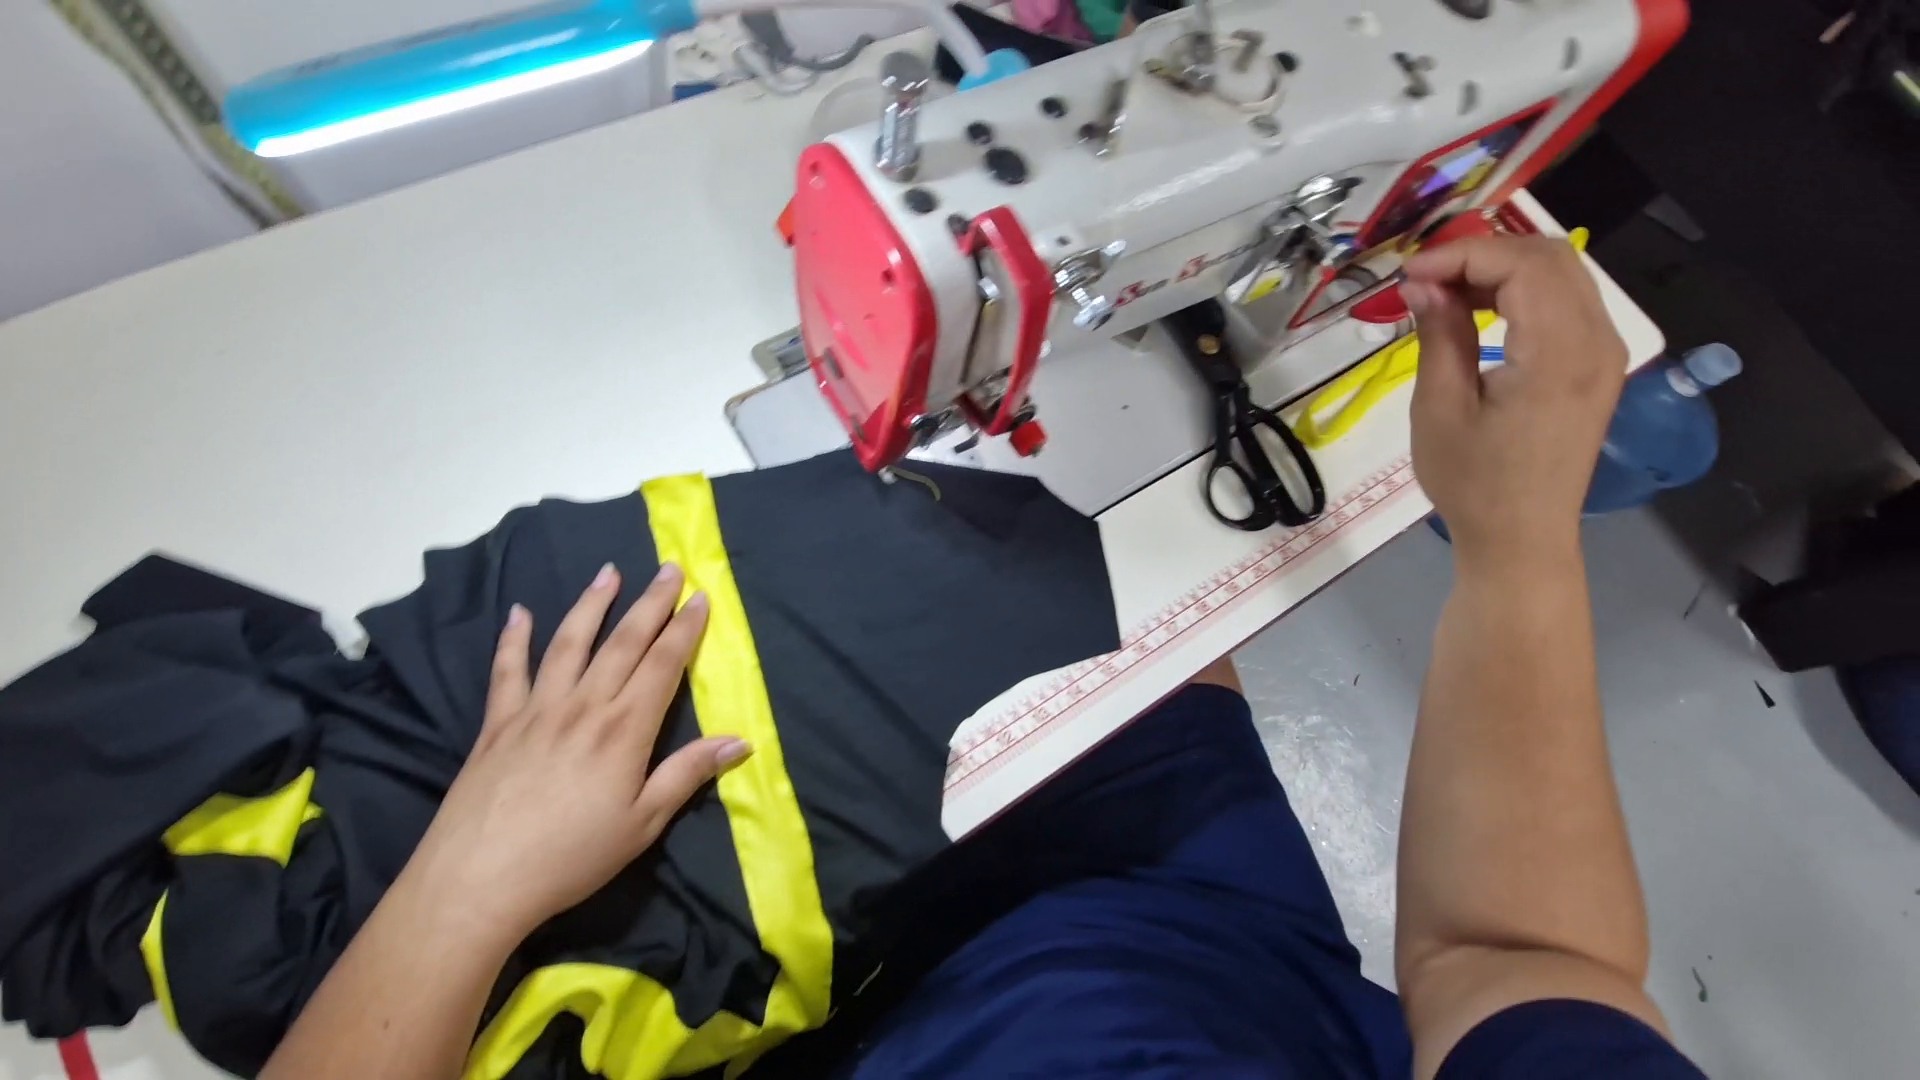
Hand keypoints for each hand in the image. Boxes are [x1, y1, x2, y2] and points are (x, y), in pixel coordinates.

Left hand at [400, 562, 748, 941]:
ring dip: (592, 605)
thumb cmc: (571, 857)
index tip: (701, 596)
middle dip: (650, 602)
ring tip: (610, 572)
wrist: (476, 883)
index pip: (663, 664)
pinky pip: (507, 671)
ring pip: (570, 643)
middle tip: (669, 567)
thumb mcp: (643, 823)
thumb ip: (688, 774)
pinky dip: (514, 639)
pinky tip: (520, 613)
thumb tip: (741, 741)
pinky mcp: (497, 724)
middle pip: (623, 642)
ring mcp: (536, 710)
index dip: (685, 628)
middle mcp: (584, 706)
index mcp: (625, 729)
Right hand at [1402, 236, 1626, 569]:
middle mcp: (1598, 341)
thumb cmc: (1472, 481)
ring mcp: (1604, 352)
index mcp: (1560, 352)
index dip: (1462, 256)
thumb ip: (1438, 336)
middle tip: (1424, 278)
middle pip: (1550, 258)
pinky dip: (1520, 294)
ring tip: (1444, 293)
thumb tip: (1424, 286)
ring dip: (1501, 271)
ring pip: (1561, 276)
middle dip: (1482, 254)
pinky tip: (1478, 312)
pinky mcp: (1596, 366)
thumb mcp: (1439, 409)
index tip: (1408, 275)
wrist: (1520, 536)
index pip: (1522, 265)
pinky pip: (1565, 305)